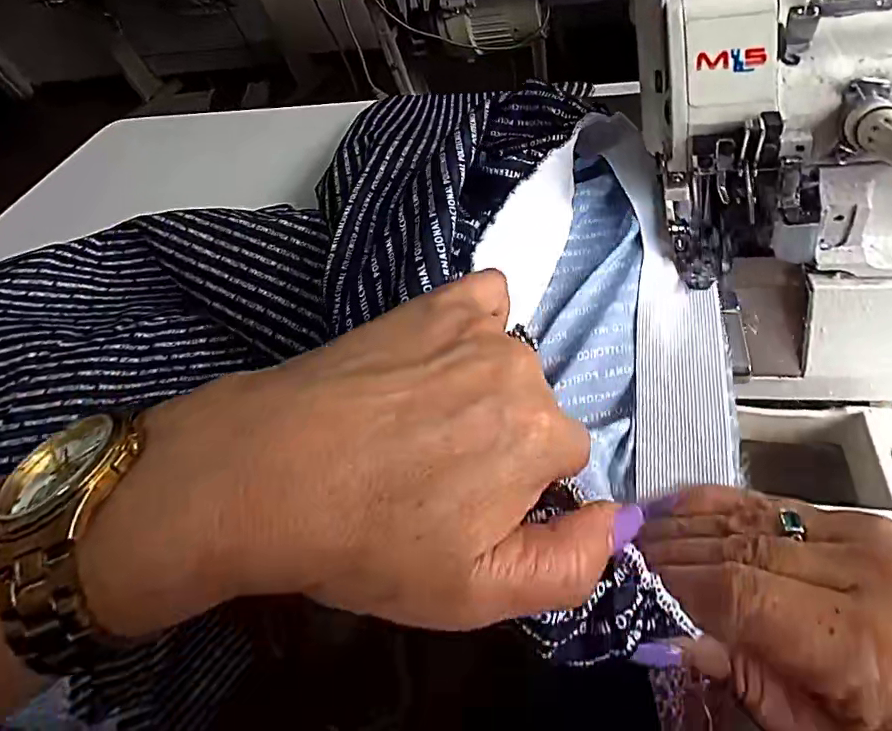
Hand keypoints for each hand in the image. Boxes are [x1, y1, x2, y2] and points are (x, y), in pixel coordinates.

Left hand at [78, 270, 632, 635]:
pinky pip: (490, 299)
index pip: (564, 459)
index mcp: (542, 436)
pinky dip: (481, 321)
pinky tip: (445, 350)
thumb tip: (624, 519)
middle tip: (436, 469)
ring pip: (512, 365)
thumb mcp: (473, 592)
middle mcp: (525, 370)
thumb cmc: (370, 541)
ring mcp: (483, 328)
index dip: (522, 487)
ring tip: (419, 419)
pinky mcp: (444, 301)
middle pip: (539, 409)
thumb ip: (568, 565)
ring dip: (485, 390)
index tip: (469, 504)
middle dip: (506, 440)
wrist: (267, 473)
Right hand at [639, 486, 891, 730]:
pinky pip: (788, 507)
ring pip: (763, 516)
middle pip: (751, 544)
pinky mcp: (873, 525)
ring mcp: (878, 538)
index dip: (681, 583)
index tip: (633, 577)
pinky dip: (736, 507)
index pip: (747, 592)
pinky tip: (696, 504)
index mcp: (871, 640)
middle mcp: (877, 572)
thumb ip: (748, 680)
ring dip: (699, 518)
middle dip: (681, 545)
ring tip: (647, 521)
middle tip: (626, 545)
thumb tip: (673, 634)